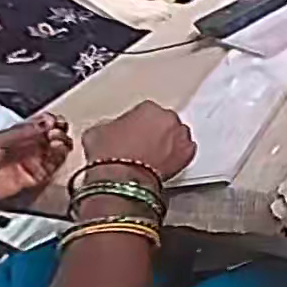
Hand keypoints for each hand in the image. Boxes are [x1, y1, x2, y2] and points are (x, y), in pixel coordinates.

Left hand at [0, 114, 72, 216]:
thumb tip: (45, 121)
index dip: (50, 121)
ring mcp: (31, 162)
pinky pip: (54, 166)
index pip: (39, 125)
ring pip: (56, 150)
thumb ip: (20, 132)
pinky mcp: (36, 177)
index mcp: (14, 136)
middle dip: (58, 131)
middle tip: (56, 130)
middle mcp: (26, 148)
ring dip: (60, 143)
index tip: (55, 119)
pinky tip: (57, 150)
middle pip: (52, 137)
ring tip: (56, 140)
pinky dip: (59, 157)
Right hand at [81, 101, 195, 184]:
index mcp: (149, 108)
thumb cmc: (110, 154)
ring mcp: (181, 136)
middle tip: (144, 143)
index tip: (133, 130)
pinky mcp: (189, 154)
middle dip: (156, 131)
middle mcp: (169, 119)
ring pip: (177, 135)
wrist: (122, 178)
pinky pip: (186, 150)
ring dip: (169, 142)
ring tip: (154, 154)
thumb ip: (111, 125)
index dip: (137, 123)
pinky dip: (178, 155)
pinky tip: (165, 161)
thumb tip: (112, 130)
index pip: (146, 111)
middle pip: (164, 122)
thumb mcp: (97, 131)